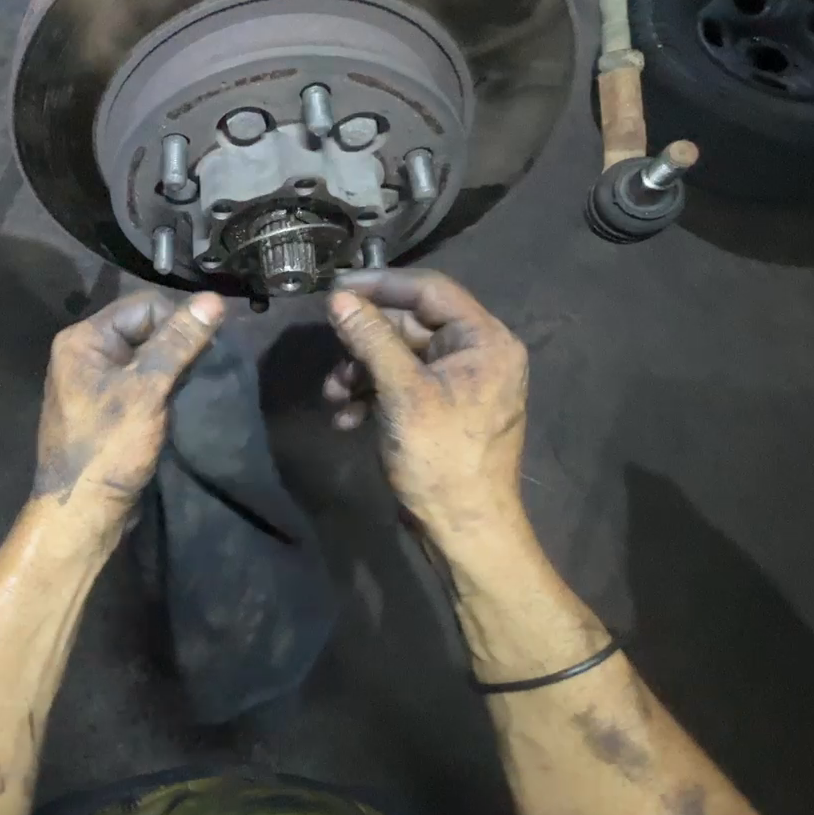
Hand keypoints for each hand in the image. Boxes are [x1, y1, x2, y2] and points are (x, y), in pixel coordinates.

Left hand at [31, 290, 225, 537]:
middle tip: (208, 369)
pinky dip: (168, 391)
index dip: (178, 321)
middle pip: (146, 331)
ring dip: (177, 371)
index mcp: (83, 340)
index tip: (207, 347)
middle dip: (180, 347)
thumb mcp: (146, 389)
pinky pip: (145, 386)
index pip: (143, 306)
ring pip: (150, 360)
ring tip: (202, 385)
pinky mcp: (112, 410)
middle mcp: (87, 355)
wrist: (84, 513)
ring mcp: (98, 384)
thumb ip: (179, 342)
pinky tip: (189, 402)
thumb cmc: (108, 446)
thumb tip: (215, 299)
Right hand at [323, 270, 528, 542]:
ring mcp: (456, 382)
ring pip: (397, 355)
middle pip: (409, 324)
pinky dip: (370, 395)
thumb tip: (338, 298)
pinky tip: (347, 418)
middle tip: (329, 349)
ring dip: (359, 371)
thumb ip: (371, 340)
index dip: (381, 285)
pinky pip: (398, 383)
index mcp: (484, 341)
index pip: (429, 291)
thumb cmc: (441, 458)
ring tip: (333, 396)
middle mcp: (475, 353)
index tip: (335, 288)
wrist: (462, 530)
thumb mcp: (402, 393)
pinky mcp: (437, 407)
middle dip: (363, 341)